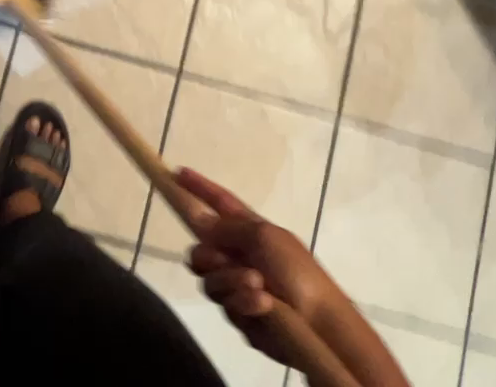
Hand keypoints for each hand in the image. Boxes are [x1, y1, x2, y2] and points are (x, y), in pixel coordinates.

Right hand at [178, 167, 349, 365]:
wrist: (319, 323)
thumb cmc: (296, 270)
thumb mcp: (264, 236)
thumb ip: (228, 228)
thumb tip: (198, 219)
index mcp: (249, 228)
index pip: (218, 202)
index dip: (198, 187)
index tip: (176, 173)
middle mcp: (238, 254)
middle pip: (200, 249)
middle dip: (207, 255)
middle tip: (221, 259)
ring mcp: (237, 284)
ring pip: (209, 279)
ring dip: (231, 281)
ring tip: (256, 286)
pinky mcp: (239, 312)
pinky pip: (225, 304)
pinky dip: (243, 303)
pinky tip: (262, 305)